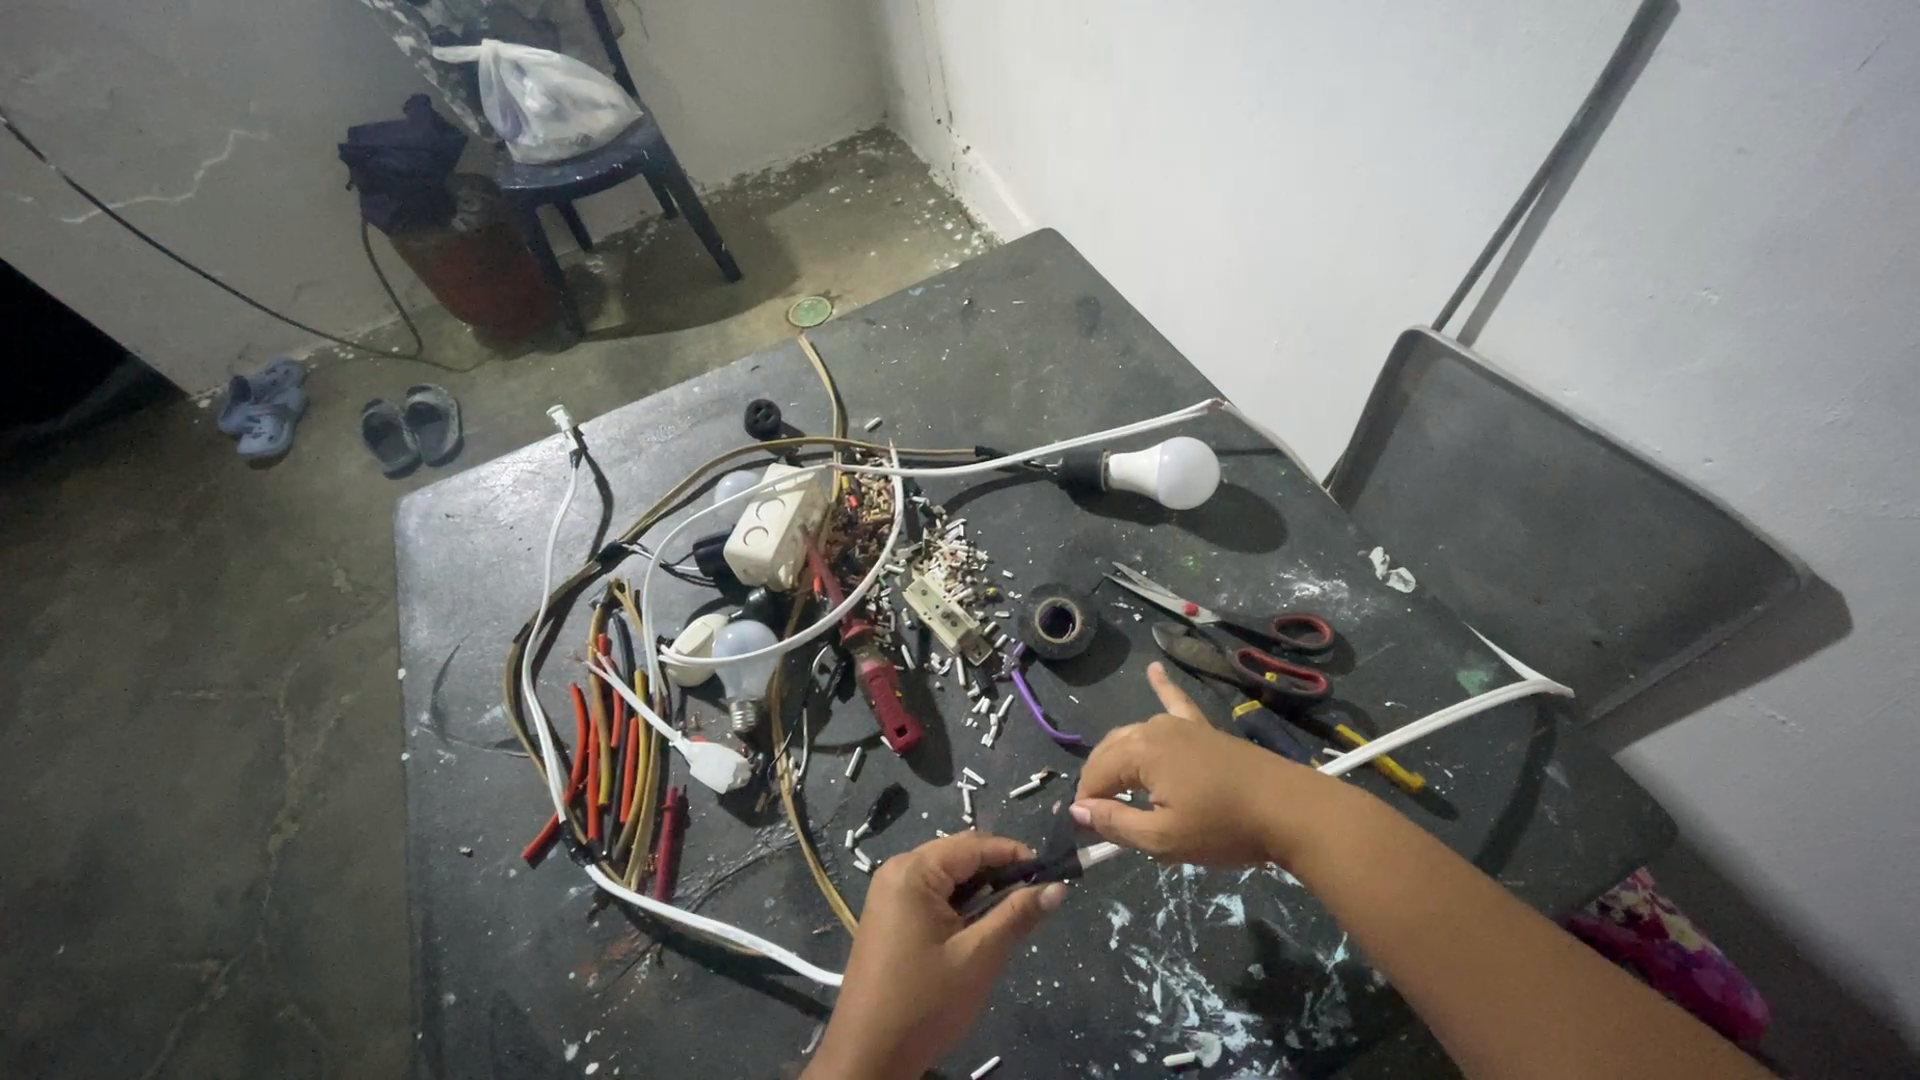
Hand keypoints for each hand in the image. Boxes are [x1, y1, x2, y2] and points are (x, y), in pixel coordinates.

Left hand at [805, 832, 1066, 1079]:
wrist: (868, 1056)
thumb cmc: (925, 1003)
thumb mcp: (978, 957)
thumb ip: (1017, 915)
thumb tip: (1057, 887)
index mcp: (913, 871)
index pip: (973, 845)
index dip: (1013, 854)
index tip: (1049, 872)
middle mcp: (896, 871)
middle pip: (958, 856)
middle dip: (997, 872)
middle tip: (1032, 898)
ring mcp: (888, 894)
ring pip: (946, 876)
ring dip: (979, 890)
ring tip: (1009, 916)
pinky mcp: (888, 916)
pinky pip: (931, 894)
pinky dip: (958, 904)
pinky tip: (977, 928)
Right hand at [1071, 662, 1344, 866]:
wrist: (1290, 810)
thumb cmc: (1224, 827)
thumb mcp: (1164, 838)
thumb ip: (1116, 823)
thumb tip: (1078, 810)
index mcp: (1139, 752)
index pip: (1095, 775)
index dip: (1088, 806)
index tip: (1094, 835)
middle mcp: (1153, 728)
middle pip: (1109, 752)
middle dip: (1100, 783)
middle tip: (1107, 820)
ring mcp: (1181, 724)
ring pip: (1134, 735)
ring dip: (1120, 759)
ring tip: (1118, 790)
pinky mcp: (1204, 728)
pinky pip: (1176, 703)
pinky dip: (1163, 688)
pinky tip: (1155, 670)